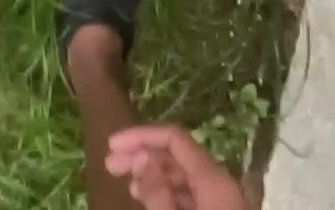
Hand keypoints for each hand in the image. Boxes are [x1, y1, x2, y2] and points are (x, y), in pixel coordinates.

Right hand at [106, 125, 246, 209]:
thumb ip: (158, 192)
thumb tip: (141, 155)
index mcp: (216, 179)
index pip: (174, 137)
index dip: (141, 135)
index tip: (111, 145)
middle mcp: (222, 182)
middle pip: (178, 154)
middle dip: (143, 154)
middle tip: (110, 165)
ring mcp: (224, 199)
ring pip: (183, 175)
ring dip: (153, 174)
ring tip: (128, 183)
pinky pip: (191, 194)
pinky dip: (167, 192)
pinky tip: (149, 197)